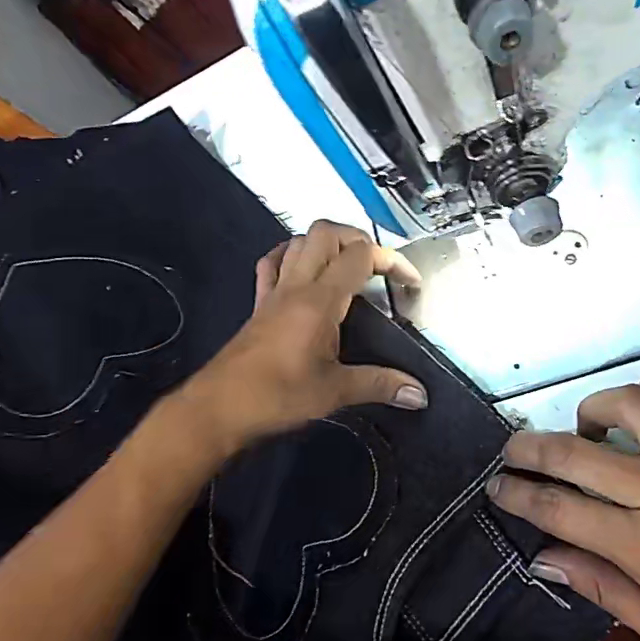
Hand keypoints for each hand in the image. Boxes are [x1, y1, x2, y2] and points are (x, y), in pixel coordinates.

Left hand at [173, 221, 426, 453]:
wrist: (219, 407)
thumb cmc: (278, 397)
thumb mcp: (335, 392)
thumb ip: (380, 385)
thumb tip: (420, 395)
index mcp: (319, 301)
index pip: (359, 256)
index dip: (391, 261)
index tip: (410, 284)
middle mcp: (296, 286)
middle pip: (326, 233)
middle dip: (358, 239)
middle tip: (378, 269)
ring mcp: (273, 292)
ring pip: (298, 241)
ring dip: (327, 244)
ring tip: (348, 269)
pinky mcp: (258, 304)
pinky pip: (273, 263)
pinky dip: (292, 256)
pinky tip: (304, 273)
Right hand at [487, 371, 639, 640]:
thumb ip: (603, 588)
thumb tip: (544, 559)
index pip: (557, 508)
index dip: (517, 495)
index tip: (496, 487)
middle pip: (574, 452)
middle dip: (528, 448)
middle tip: (513, 450)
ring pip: (630, 405)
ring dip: (592, 410)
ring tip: (587, 428)